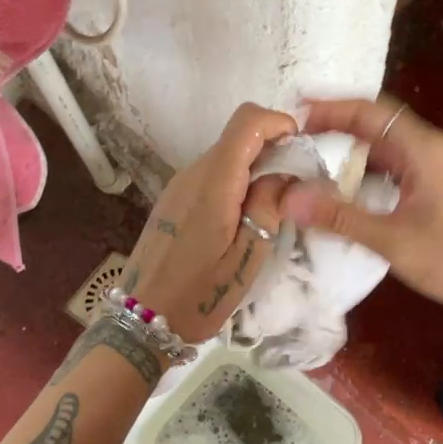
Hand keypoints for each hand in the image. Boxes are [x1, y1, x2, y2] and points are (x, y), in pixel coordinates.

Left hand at [120, 103, 297, 342]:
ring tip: (272, 211)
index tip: (300, 150)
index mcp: (213, 184)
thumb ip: (268, 208)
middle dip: (272, 150)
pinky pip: (211, 177)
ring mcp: (178, 186)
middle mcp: (192, 174)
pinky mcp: (173, 201)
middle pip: (237, 137)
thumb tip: (284, 173)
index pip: (246, 121)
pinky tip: (243, 221)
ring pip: (225, 157)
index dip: (278, 123)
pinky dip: (235, 184)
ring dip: (254, 171)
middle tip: (295, 190)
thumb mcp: (246, 259)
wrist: (142, 321)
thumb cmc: (199, 296)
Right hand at [281, 97, 442, 323]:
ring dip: (349, 149)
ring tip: (309, 158)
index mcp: (422, 148)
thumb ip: (339, 217)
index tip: (293, 111)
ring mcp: (435, 168)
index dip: (330, 106)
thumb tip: (288, 199)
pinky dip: (365, 170)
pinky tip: (342, 187)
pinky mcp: (436, 188)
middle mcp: (429, 149)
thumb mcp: (392, 239)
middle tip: (294, 136)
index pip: (369, 110)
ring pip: (384, 146)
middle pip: (376, 123)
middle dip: (335, 125)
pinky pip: (394, 167)